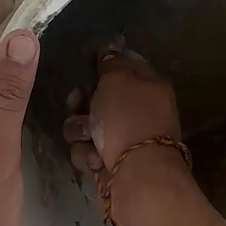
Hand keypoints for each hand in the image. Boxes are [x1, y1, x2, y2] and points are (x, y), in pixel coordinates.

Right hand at [63, 47, 181, 176]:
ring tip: (88, 139)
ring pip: (86, 125)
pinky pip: (87, 151)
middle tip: (77, 105)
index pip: (123, 64)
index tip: (87, 65)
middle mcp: (138, 111)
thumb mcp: (118, 79)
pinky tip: (95, 160)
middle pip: (97, 97)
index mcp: (148, 86)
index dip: (102, 64)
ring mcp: (124, 139)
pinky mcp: (110, 164)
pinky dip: (87, 155)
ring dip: (80, 131)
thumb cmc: (128, 119)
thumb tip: (111, 48)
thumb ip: (111, 61)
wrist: (137, 176)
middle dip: (81, 103)